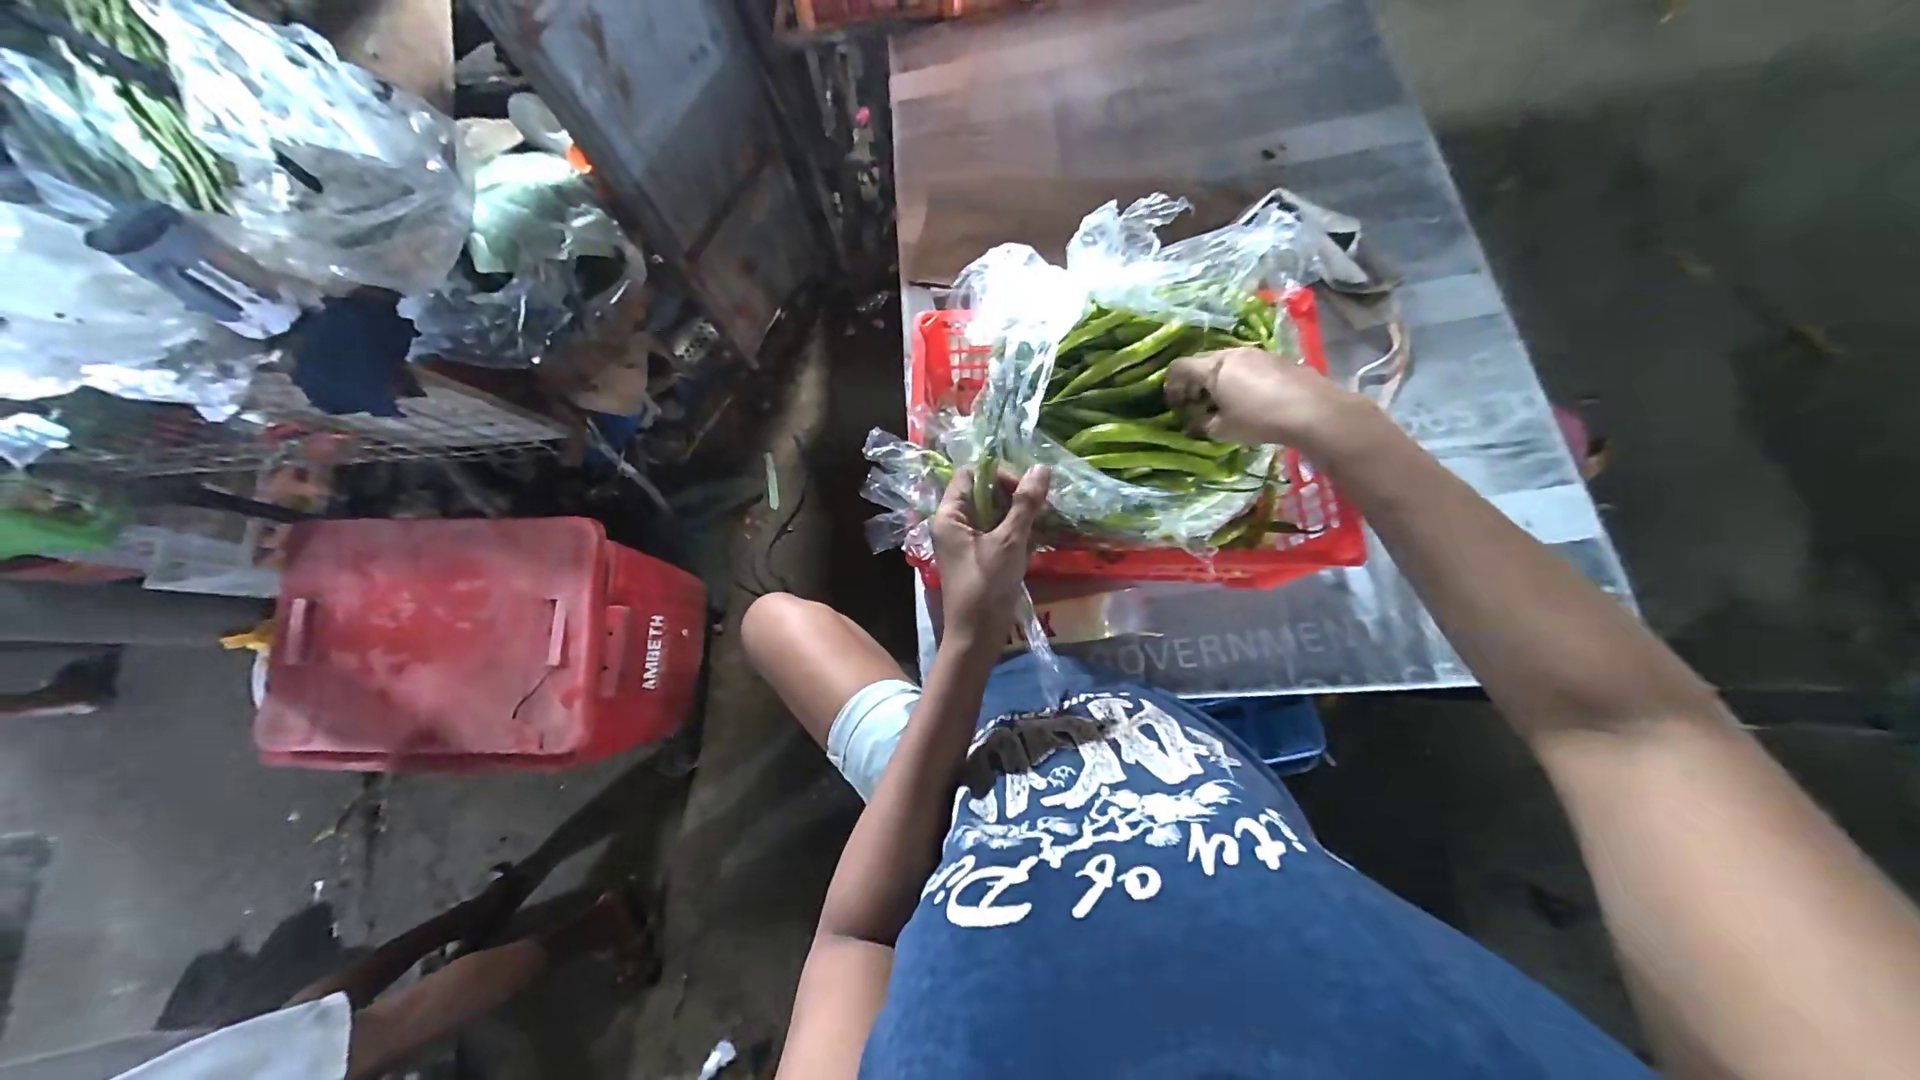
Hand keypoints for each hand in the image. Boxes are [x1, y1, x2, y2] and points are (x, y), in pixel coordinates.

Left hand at [932, 464, 1049, 647]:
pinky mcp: (980, 557)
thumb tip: (1042, 468)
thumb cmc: (987, 586)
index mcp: (950, 515)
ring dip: (1020, 516)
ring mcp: (967, 542)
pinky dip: (1017, 534)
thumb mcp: (1009, 541)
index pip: (970, 474)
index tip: (1024, 491)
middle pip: (984, 492)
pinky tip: (1037, 542)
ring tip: (1043, 524)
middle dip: (1014, 496)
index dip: (998, 475)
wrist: (976, 636)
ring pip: (995, 514)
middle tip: (1040, 508)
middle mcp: (954, 524)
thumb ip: (1025, 504)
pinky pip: (999, 534)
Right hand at [1165, 347, 1379, 454]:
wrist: (1313, 411)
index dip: (1171, 386)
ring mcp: (1257, 353)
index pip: (1179, 367)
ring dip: (1218, 381)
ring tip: (1223, 403)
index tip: (1174, 405)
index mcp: (1213, 368)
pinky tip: (1249, 400)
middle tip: (1195, 405)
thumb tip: (1192, 424)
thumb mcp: (1222, 430)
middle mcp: (1232, 353)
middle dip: (1194, 384)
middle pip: (1203, 363)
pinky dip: (1239, 380)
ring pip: (1227, 363)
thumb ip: (1202, 425)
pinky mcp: (1277, 359)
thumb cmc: (1259, 419)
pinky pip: (1248, 366)